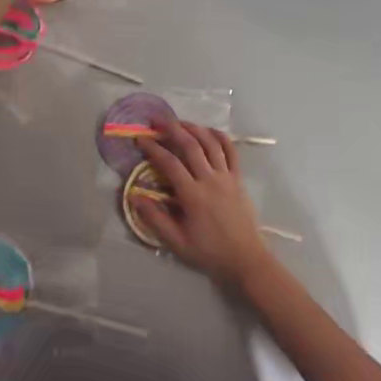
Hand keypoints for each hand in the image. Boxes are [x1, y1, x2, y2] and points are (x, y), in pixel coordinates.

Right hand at [135, 120, 274, 289]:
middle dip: (171, 129)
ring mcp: (227, 177)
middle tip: (156, 121)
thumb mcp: (176, 242)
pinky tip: (209, 130)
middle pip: (190, 145)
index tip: (141, 139)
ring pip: (210, 143)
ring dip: (193, 128)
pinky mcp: (238, 178)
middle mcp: (210, 180)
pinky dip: (220, 137)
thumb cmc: (209, 252)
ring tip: (178, 122)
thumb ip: (155, 219)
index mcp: (193, 195)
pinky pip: (231, 151)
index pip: (169, 163)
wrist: (245, 259)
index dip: (153, 148)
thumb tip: (134, 197)